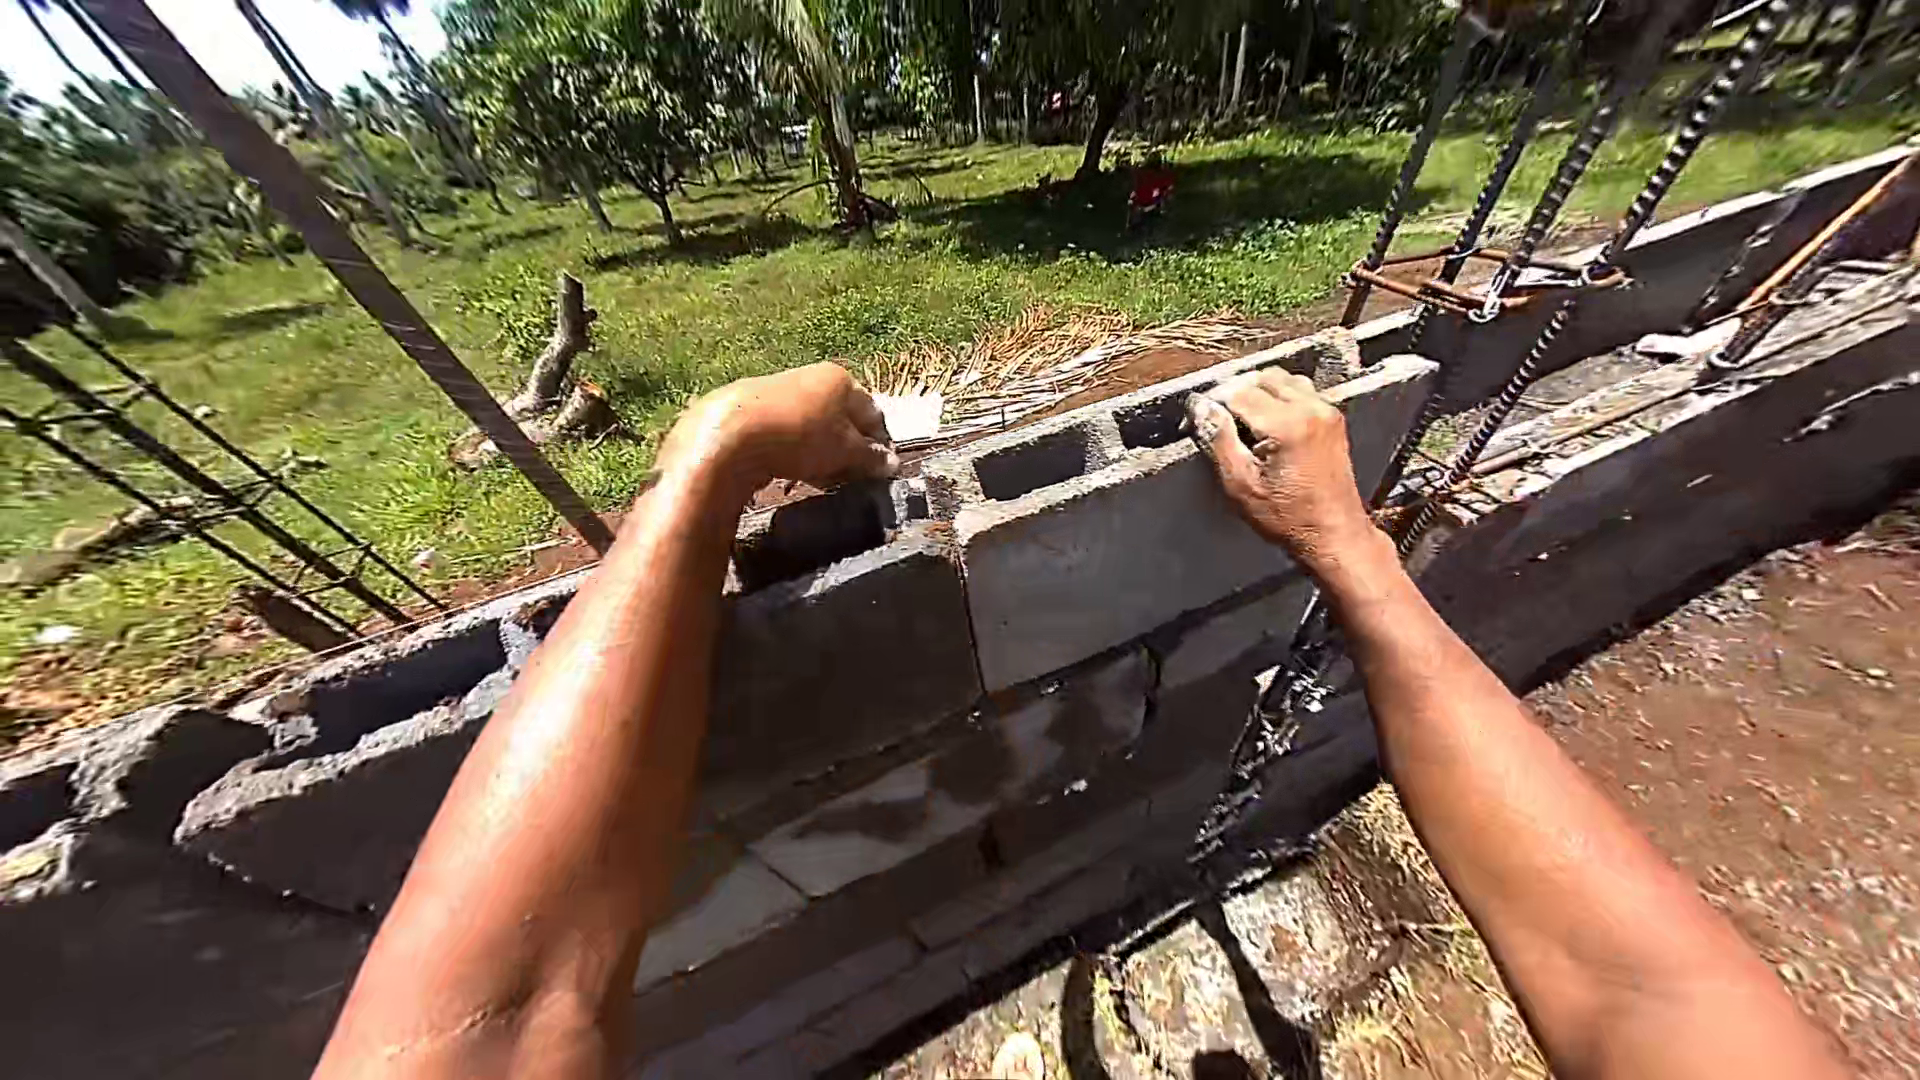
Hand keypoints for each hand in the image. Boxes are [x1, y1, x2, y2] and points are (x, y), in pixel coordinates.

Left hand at [657, 362, 896, 501]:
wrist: (730, 435)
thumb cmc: (801, 436)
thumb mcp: (844, 450)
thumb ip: (871, 457)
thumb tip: (891, 463)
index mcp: (841, 379)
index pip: (874, 414)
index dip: (882, 444)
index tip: (882, 471)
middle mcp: (813, 378)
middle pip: (844, 419)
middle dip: (851, 450)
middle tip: (854, 479)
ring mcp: (783, 392)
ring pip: (817, 428)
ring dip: (826, 455)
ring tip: (826, 480)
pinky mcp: (757, 410)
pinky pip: (791, 434)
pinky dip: (801, 453)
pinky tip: (798, 474)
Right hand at [1186, 369, 1378, 573]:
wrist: (1332, 532)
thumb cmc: (1288, 516)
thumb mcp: (1240, 484)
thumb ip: (1219, 440)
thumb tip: (1202, 409)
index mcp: (1288, 425)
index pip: (1238, 392)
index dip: (1212, 402)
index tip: (1198, 416)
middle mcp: (1311, 410)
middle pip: (1260, 378)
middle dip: (1233, 392)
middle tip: (1214, 416)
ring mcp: (1325, 412)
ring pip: (1281, 379)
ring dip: (1255, 390)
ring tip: (1237, 417)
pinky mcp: (1331, 419)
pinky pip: (1299, 390)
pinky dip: (1276, 396)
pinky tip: (1263, 420)